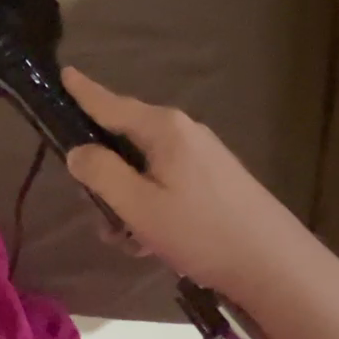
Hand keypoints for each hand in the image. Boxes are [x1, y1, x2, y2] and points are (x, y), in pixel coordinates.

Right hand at [62, 67, 311, 287]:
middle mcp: (182, 132)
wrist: (275, 265)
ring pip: (142, 169)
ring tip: (131, 241)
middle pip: (123, 140)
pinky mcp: (212, 179)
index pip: (109, 103)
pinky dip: (150, 208)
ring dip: (127, 201)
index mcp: (163, 128)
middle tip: (100, 215)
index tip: (63, 73)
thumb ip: (101, 174)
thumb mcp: (139, 206)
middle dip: (104, 176)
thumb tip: (77, 151)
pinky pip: (163, 183)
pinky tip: (152, 243)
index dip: (83, 91)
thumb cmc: (201, 231)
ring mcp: (200, 155)